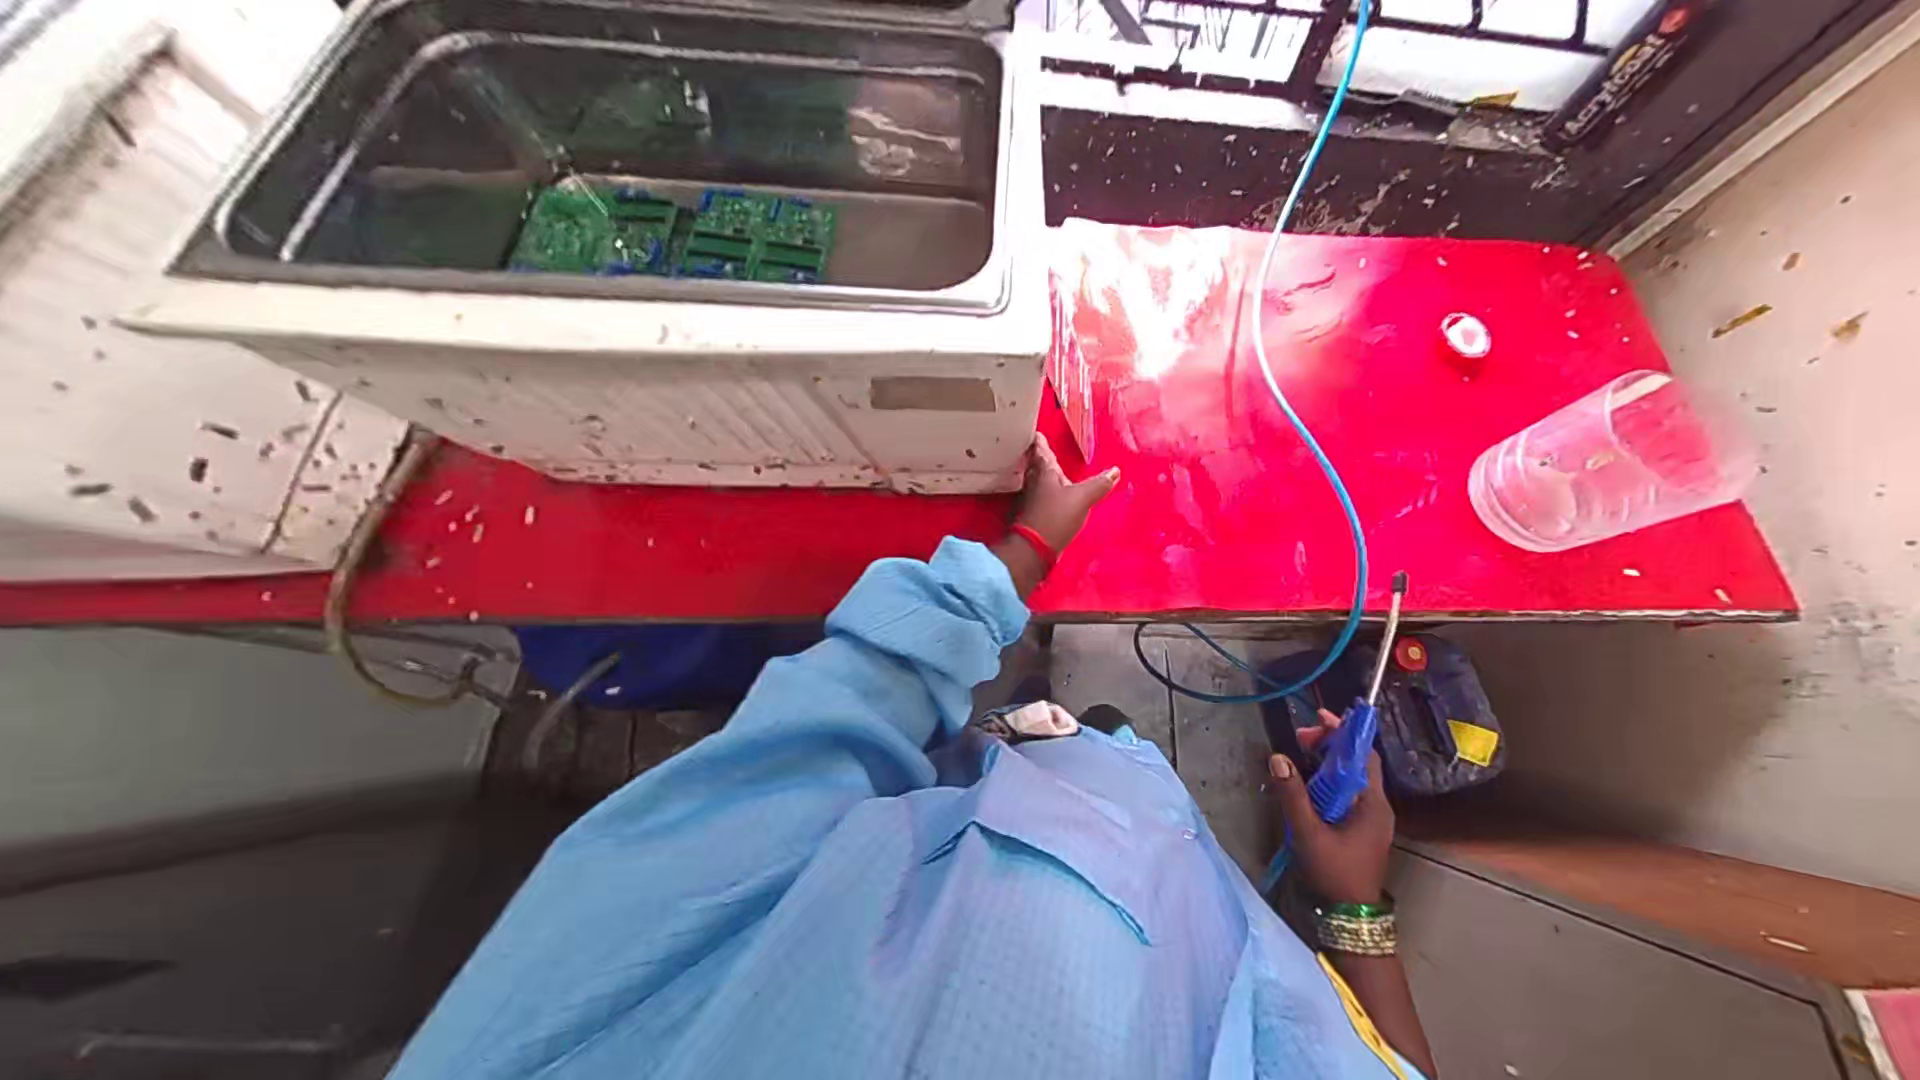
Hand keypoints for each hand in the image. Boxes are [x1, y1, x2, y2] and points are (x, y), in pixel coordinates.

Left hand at [1013, 432, 1120, 553]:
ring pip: (1033, 479)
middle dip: (1038, 456)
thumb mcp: (1082, 498)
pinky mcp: (1028, 514)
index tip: (1037, 431)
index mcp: (1044, 471)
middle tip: (1041, 448)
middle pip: (1034, 463)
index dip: (1040, 440)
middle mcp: (1032, 481)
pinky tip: (1049, 496)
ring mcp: (1028, 498)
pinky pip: (1035, 495)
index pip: (1040, 449)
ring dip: (1039, 473)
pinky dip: (1041, 491)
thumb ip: (1099, 484)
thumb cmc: (1055, 517)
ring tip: (1047, 470)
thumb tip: (1115, 471)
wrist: (1032, 548)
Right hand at [1269, 709, 1394, 904]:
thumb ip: (1293, 795)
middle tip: (1300, 736)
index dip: (1344, 732)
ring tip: (1299, 751)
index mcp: (1371, 804)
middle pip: (1355, 762)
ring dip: (1325, 759)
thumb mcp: (1309, 833)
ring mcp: (1367, 817)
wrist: (1349, 915)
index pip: (1363, 755)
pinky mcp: (1357, 826)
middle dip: (1330, 743)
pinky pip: (1343, 791)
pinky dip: (1325, 777)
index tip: (1320, 717)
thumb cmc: (1334, 872)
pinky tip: (1306, 779)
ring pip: (1348, 776)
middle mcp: (1374, 806)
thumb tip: (1277, 758)